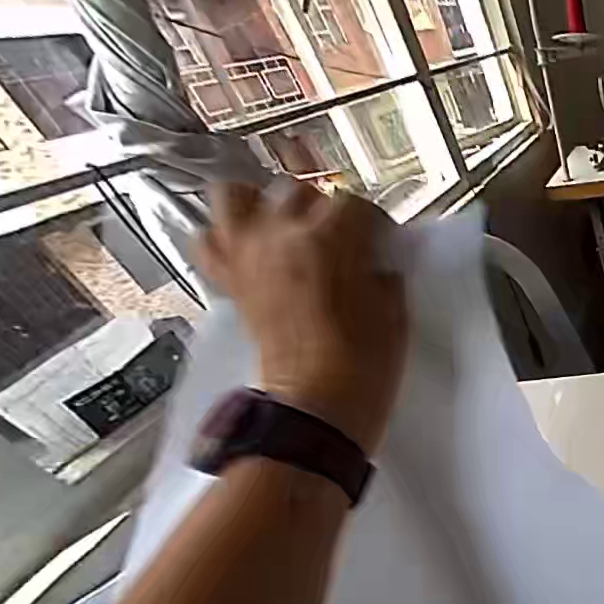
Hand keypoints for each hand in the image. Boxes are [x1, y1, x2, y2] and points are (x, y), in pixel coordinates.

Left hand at [199, 181, 408, 455]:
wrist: (319, 410)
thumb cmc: (366, 365)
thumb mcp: (394, 313)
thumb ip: (383, 274)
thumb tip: (374, 262)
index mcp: (330, 239)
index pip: (356, 205)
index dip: (375, 224)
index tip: (383, 244)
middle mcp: (280, 234)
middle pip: (299, 193)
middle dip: (324, 212)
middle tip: (342, 243)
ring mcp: (247, 256)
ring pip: (237, 196)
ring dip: (263, 206)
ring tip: (285, 231)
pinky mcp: (230, 282)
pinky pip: (209, 240)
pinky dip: (226, 239)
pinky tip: (250, 253)